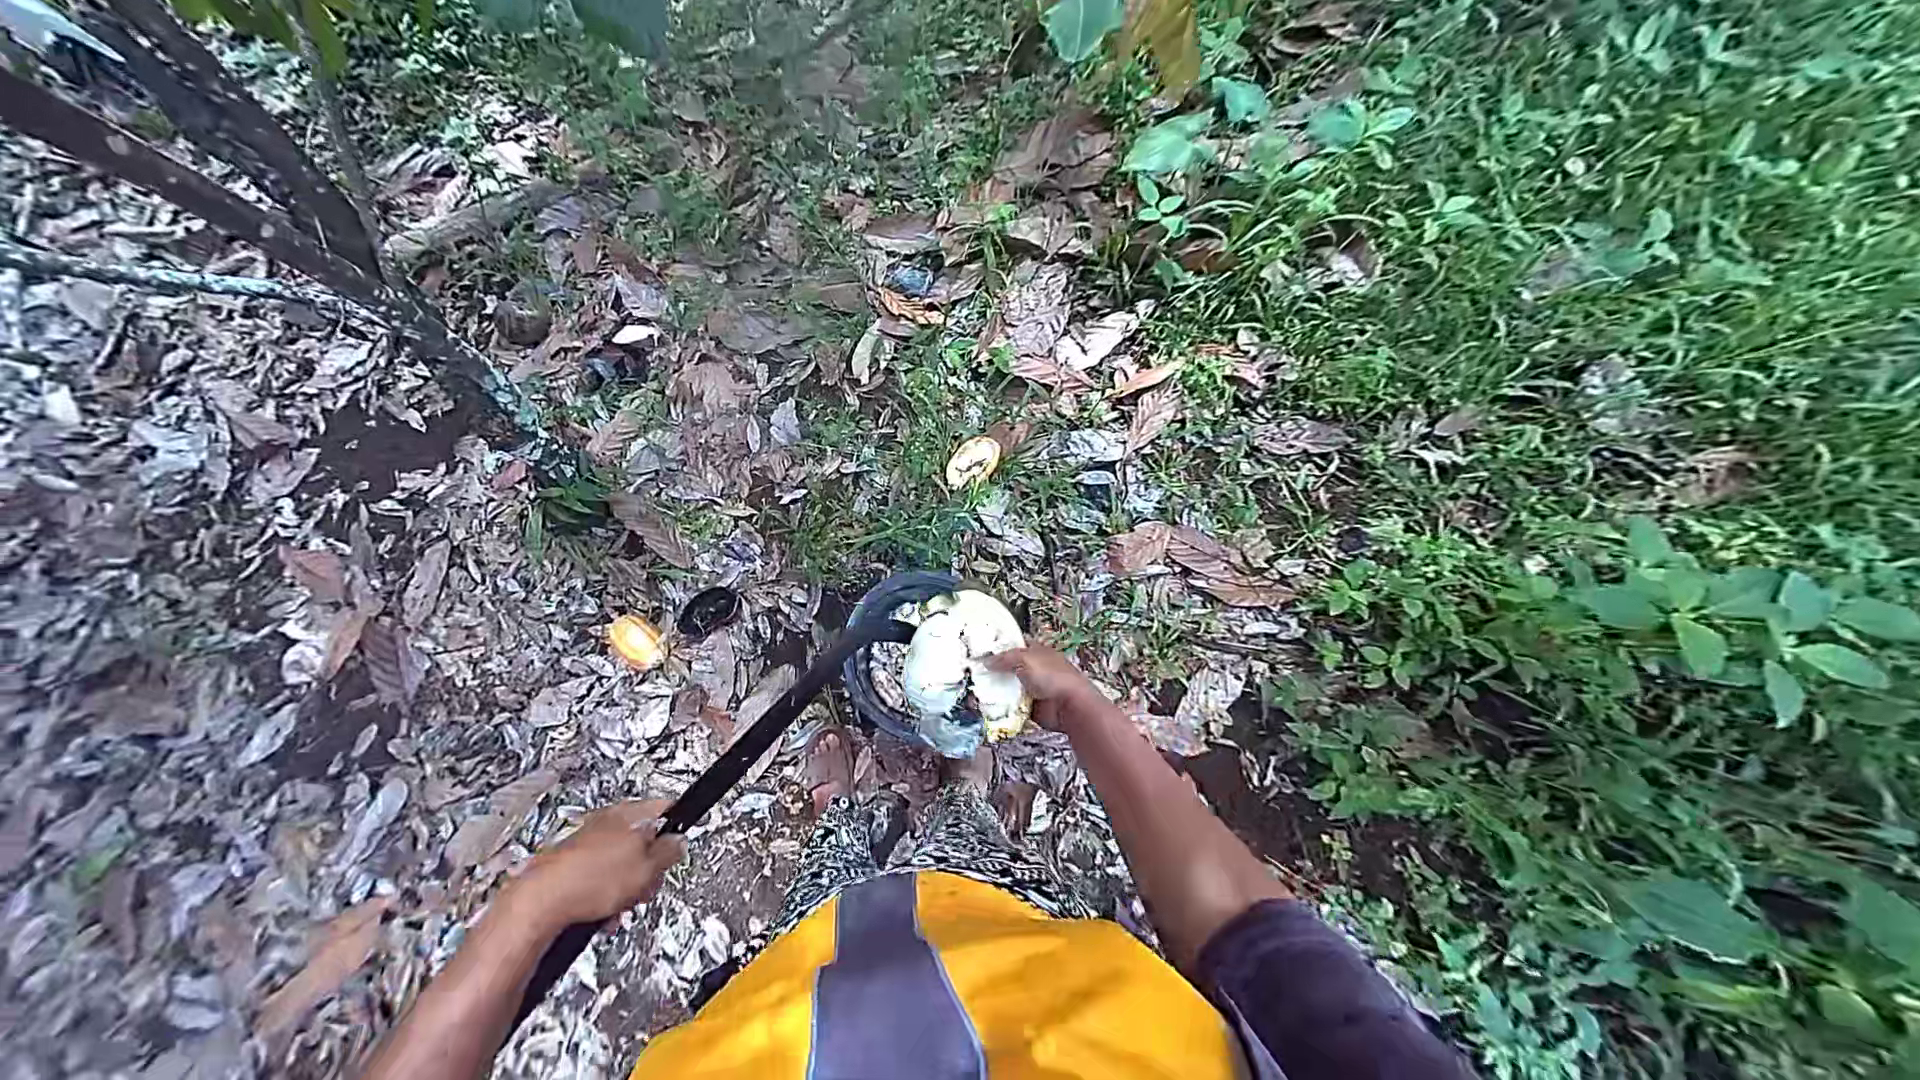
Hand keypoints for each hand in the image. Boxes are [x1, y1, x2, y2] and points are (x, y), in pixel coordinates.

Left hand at [503, 800, 684, 930]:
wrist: (535, 908)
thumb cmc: (586, 882)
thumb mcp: (647, 869)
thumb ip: (670, 852)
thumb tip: (678, 842)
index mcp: (628, 813)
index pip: (665, 808)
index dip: (678, 827)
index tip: (680, 845)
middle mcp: (605, 822)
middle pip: (643, 840)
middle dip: (649, 866)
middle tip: (649, 884)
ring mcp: (585, 844)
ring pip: (621, 862)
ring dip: (627, 885)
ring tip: (623, 905)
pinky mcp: (568, 868)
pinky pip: (599, 878)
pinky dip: (604, 895)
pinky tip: (602, 914)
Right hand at [987, 646, 1102, 731]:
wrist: (1069, 705)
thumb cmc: (1052, 676)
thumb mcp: (1026, 659)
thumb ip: (1005, 658)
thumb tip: (987, 661)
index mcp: (1036, 652)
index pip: (1015, 646)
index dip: (999, 647)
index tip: (981, 651)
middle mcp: (1034, 669)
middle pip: (1009, 668)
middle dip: (994, 671)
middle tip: (974, 673)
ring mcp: (1032, 689)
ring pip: (1008, 688)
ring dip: (996, 690)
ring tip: (976, 690)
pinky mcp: (1030, 707)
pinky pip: (1012, 706)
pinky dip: (1002, 707)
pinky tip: (987, 705)